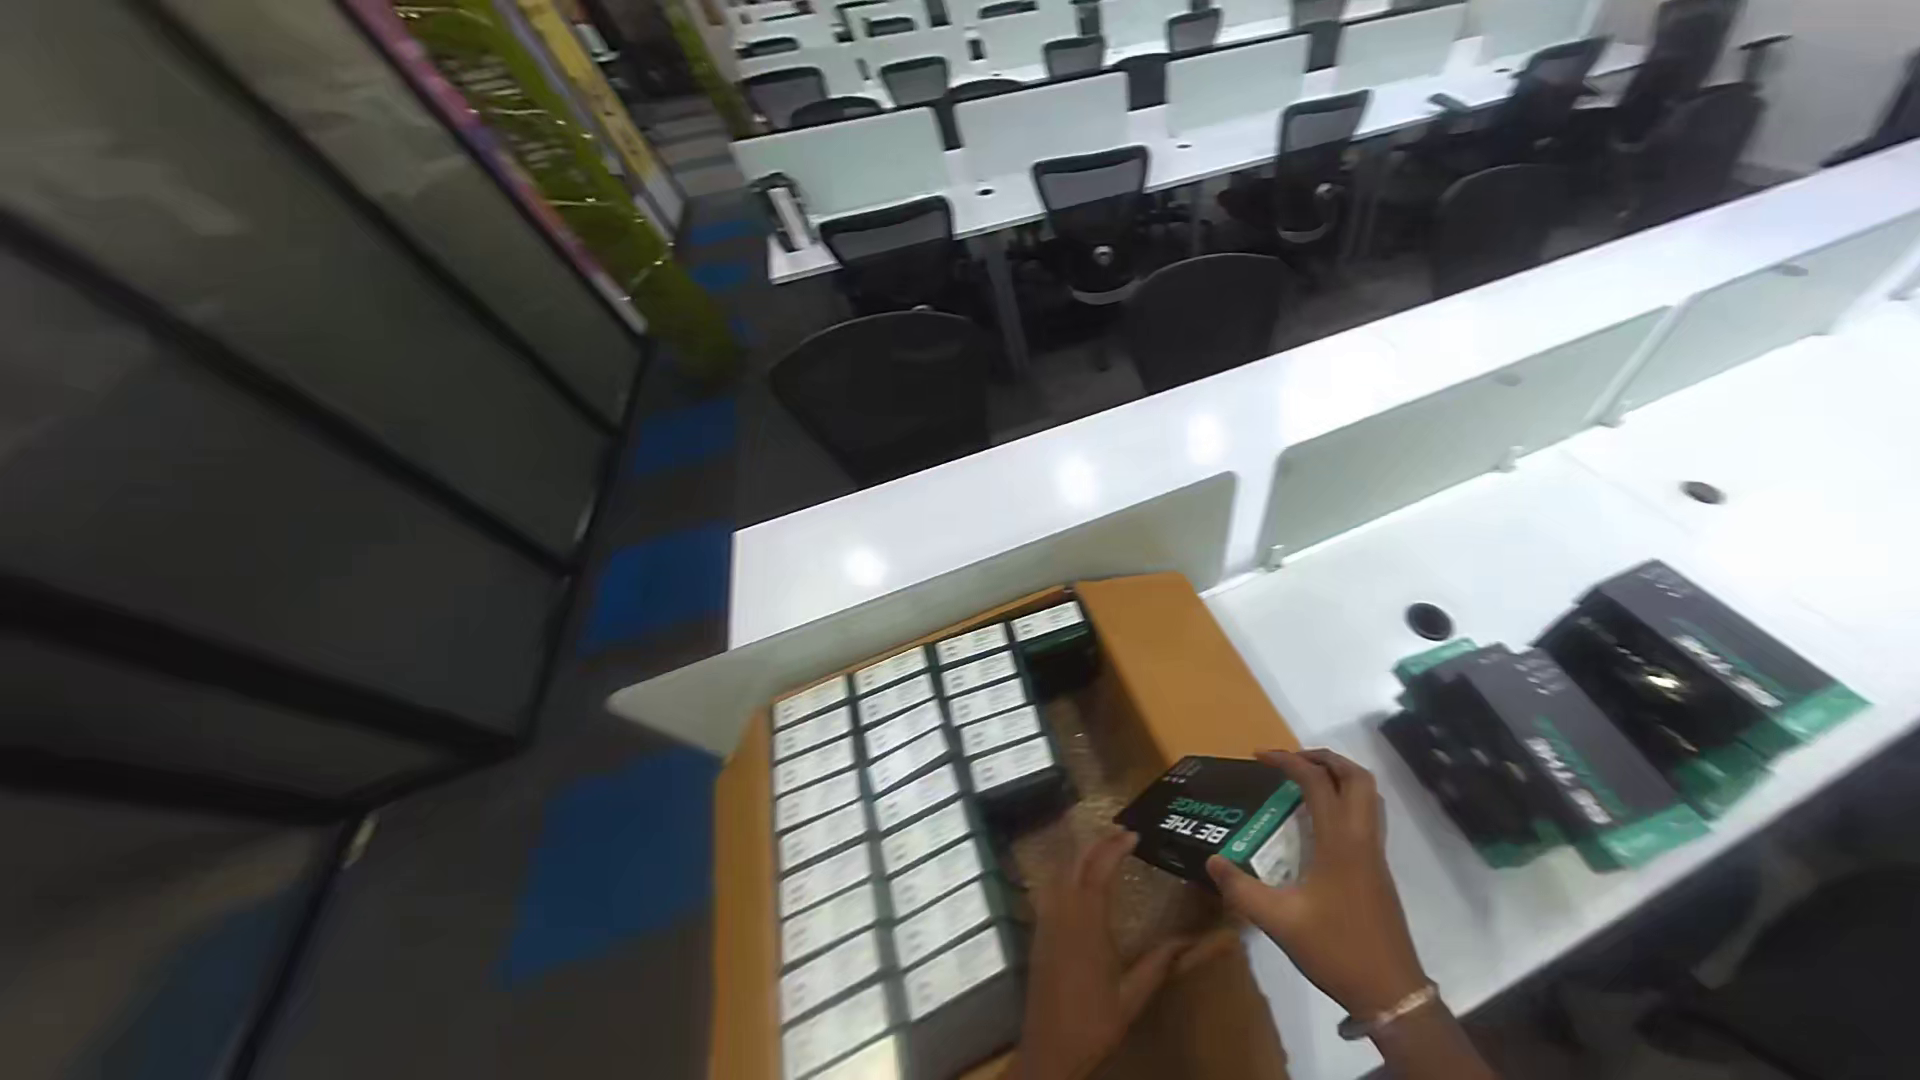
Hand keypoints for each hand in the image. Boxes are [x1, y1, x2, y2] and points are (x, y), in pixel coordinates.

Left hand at [1009, 829, 1194, 1079]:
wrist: (1049, 1049)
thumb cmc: (1094, 1023)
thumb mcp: (1132, 996)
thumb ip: (1159, 964)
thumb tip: (1188, 942)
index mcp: (1087, 922)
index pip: (1099, 869)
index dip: (1114, 847)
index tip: (1133, 835)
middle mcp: (1062, 911)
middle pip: (1076, 862)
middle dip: (1097, 843)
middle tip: (1121, 834)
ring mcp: (1046, 919)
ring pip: (1060, 871)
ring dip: (1080, 854)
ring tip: (1103, 848)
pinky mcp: (1038, 930)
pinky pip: (1051, 887)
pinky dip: (1067, 872)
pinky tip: (1079, 878)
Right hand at [1206, 749, 1428, 1017]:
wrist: (1392, 995)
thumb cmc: (1336, 950)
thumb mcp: (1278, 921)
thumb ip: (1240, 888)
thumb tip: (1211, 860)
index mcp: (1341, 843)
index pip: (1317, 783)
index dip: (1287, 761)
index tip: (1259, 756)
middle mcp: (1363, 840)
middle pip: (1358, 778)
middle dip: (1324, 759)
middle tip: (1290, 760)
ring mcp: (1375, 856)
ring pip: (1370, 797)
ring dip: (1340, 777)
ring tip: (1305, 780)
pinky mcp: (1378, 871)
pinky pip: (1367, 818)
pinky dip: (1345, 802)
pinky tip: (1318, 822)